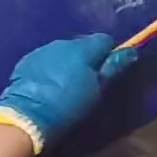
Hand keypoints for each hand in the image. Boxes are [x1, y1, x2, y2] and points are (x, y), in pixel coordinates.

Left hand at [0, 34, 135, 152]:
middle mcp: (61, 44)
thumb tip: (130, 51)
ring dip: (67, 63)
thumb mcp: (96, 90)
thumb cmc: (67, 106)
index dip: (108, 54)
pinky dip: (50, 68)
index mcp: (81, 49)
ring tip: (64, 85)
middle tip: (86, 81)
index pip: (103, 40)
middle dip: (86, 59)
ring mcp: (41, 50)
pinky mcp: (26, 60)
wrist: (27, 116)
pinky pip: (45, 59)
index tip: (106, 70)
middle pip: (81, 45)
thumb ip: (112, 68)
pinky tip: (47, 85)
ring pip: (62, 52)